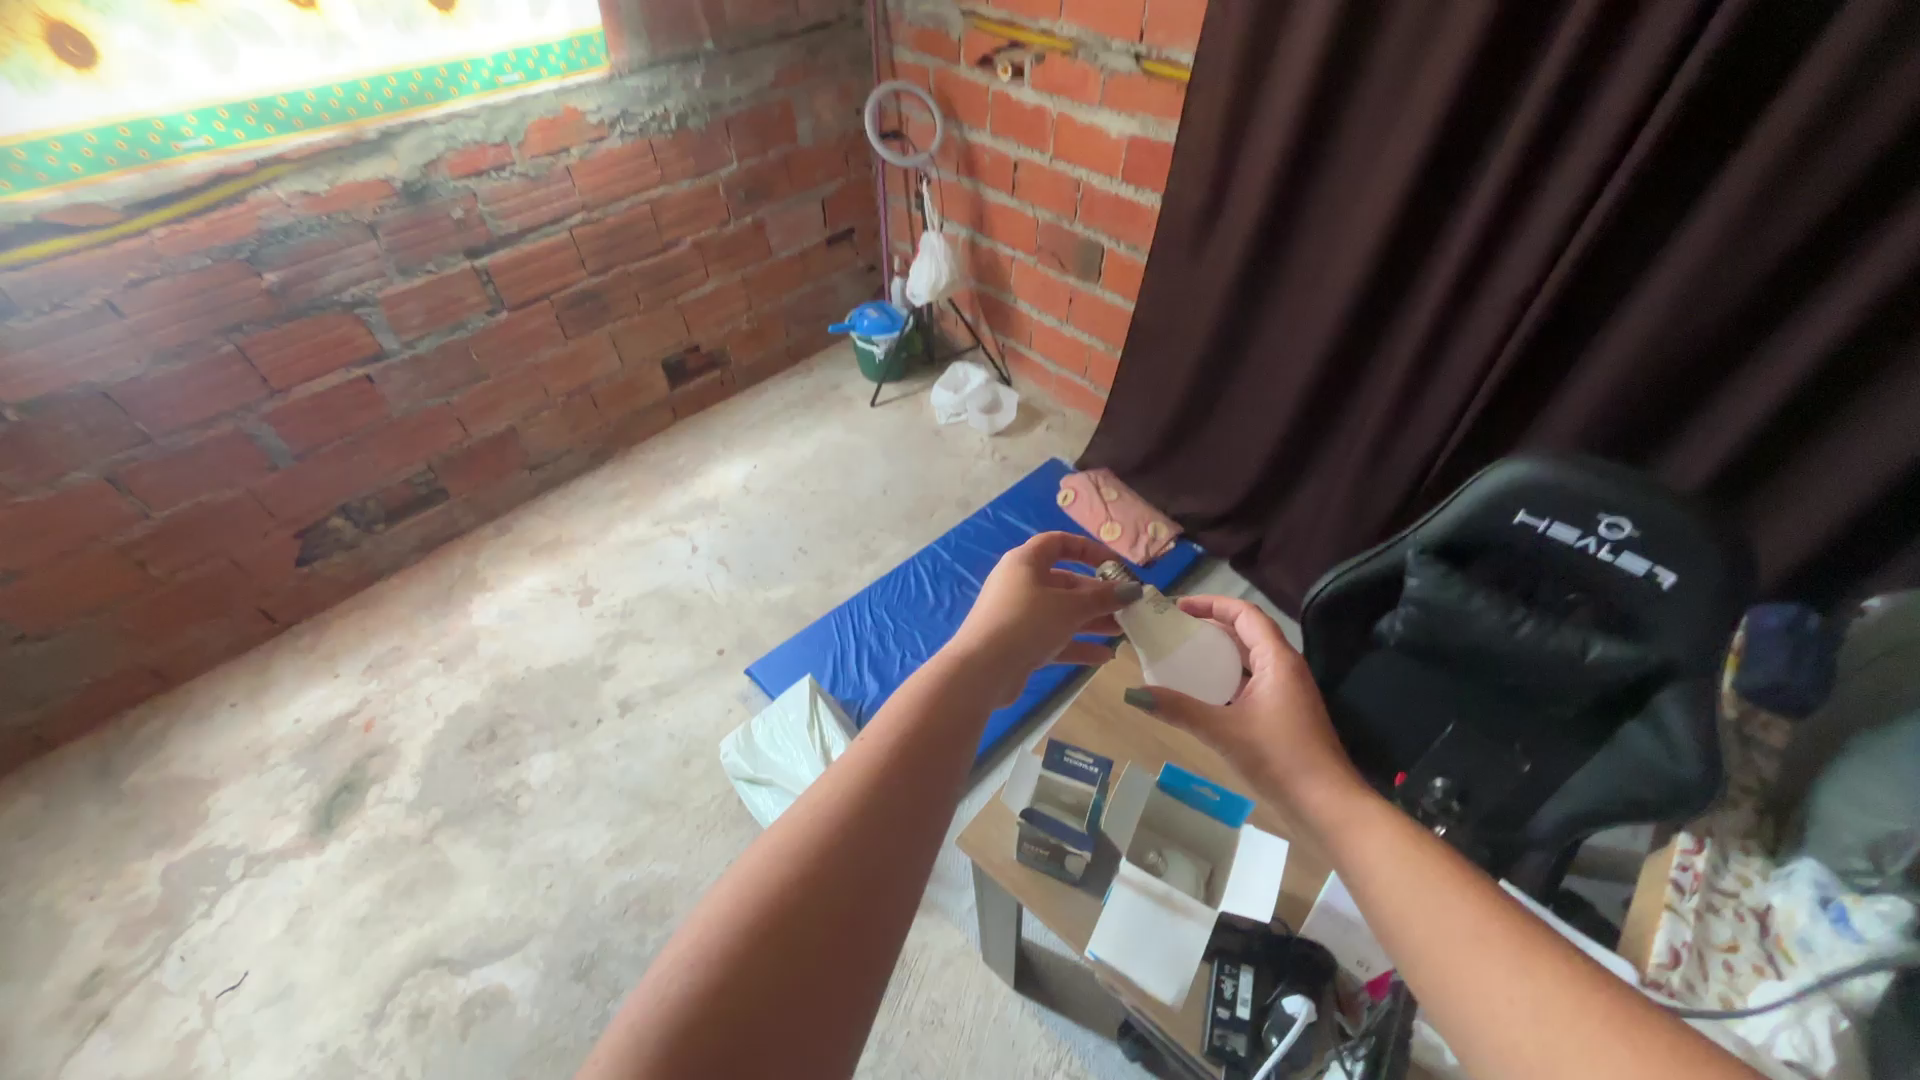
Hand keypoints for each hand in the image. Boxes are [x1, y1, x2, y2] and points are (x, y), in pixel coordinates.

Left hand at [944, 532, 1139, 706]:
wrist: (982, 670)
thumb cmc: (1027, 623)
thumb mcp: (1070, 607)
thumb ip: (1103, 598)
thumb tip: (1133, 590)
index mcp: (1026, 562)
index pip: (1059, 543)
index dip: (1088, 550)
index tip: (1115, 566)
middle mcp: (1020, 583)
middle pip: (1065, 583)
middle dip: (1097, 595)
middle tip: (1127, 608)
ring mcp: (1018, 615)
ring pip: (1061, 613)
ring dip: (1092, 621)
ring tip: (1123, 632)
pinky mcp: (1019, 643)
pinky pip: (1053, 638)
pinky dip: (1076, 645)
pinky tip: (1104, 657)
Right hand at [1123, 595, 1369, 821]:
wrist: (1327, 805)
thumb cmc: (1279, 758)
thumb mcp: (1223, 730)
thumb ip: (1178, 709)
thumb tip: (1134, 694)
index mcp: (1277, 660)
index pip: (1244, 614)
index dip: (1211, 604)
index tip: (1177, 608)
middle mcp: (1285, 668)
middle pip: (1246, 633)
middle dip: (1210, 627)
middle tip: (1173, 631)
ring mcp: (1287, 692)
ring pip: (1249, 659)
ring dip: (1218, 654)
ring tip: (1182, 657)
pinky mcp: (1285, 714)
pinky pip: (1251, 682)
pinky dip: (1227, 679)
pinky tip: (1202, 694)